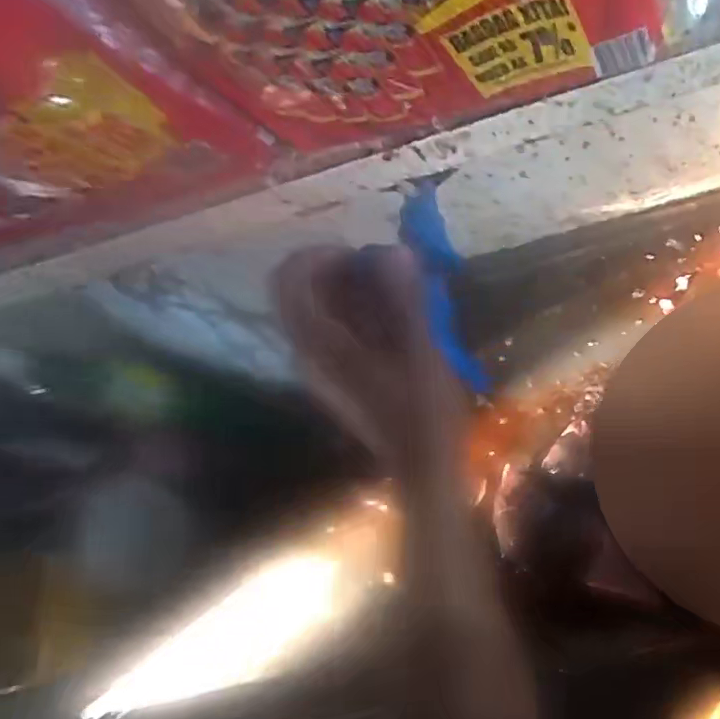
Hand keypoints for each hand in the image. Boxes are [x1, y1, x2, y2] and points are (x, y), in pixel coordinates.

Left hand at [272, 245, 463, 478]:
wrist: (426, 468)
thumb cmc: (427, 413)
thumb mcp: (425, 355)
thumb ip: (408, 303)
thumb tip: (395, 250)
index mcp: (320, 343)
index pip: (293, 278)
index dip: (325, 255)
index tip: (372, 255)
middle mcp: (308, 352)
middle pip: (304, 294)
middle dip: (345, 274)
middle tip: (395, 275)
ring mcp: (323, 370)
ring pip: (322, 316)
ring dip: (357, 297)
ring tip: (406, 301)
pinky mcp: (343, 383)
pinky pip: (338, 337)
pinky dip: (363, 321)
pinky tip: (402, 333)